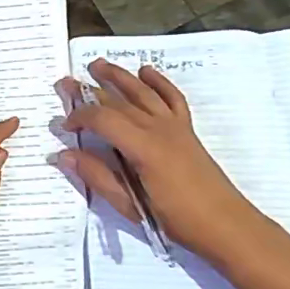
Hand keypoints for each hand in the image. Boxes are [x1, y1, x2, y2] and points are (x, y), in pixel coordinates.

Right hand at [59, 60, 269, 263]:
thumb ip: (98, 176)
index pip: (103, 119)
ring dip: (119, 76)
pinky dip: (158, 81)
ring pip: (143, 92)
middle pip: (119, 100)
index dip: (80, 118)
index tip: (65, 126)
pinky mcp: (187, 129)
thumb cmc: (176, 219)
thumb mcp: (131, 205)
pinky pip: (171, 97)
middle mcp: (158, 128)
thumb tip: (65, 156)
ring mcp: (175, 126)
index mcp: (143, 147)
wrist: (224, 224)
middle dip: (89, 90)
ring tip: (98, 64)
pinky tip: (146, 71)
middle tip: (65, 83)